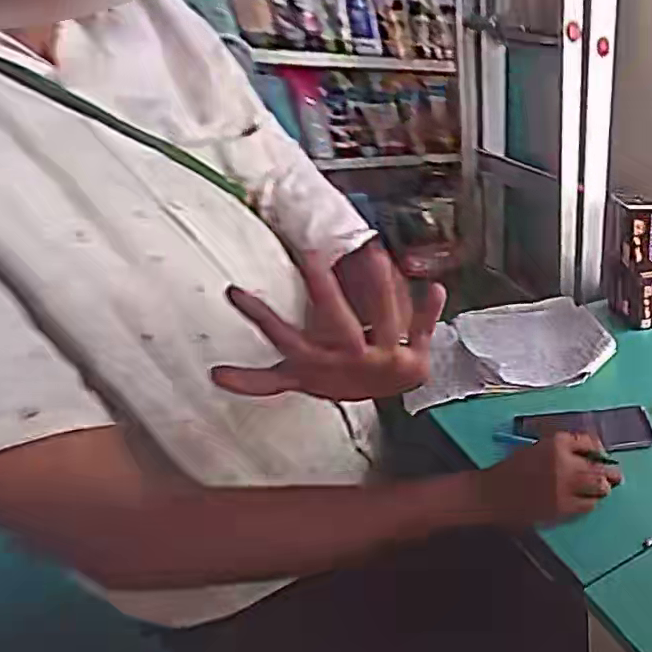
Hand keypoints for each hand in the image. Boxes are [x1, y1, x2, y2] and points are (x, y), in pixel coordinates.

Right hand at [211, 243, 447, 400]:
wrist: (387, 396)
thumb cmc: (342, 380)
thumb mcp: (302, 379)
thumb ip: (263, 379)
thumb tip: (215, 376)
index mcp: (323, 364)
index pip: (284, 339)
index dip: (260, 318)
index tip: (235, 292)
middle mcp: (355, 359)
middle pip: (338, 325)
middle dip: (324, 293)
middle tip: (312, 258)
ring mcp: (388, 357)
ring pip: (384, 321)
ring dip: (381, 289)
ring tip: (375, 255)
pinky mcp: (416, 356)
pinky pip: (424, 330)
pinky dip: (430, 311)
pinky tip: (436, 287)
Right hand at [477, 432, 622, 527]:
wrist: (490, 494)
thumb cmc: (513, 469)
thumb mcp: (539, 447)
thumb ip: (566, 447)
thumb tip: (595, 453)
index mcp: (556, 443)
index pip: (590, 443)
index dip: (599, 451)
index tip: (601, 456)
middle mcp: (563, 462)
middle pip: (601, 467)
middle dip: (611, 472)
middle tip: (615, 475)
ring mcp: (564, 487)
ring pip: (599, 487)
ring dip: (602, 488)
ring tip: (600, 489)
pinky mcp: (561, 507)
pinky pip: (587, 505)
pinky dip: (589, 502)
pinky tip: (584, 500)